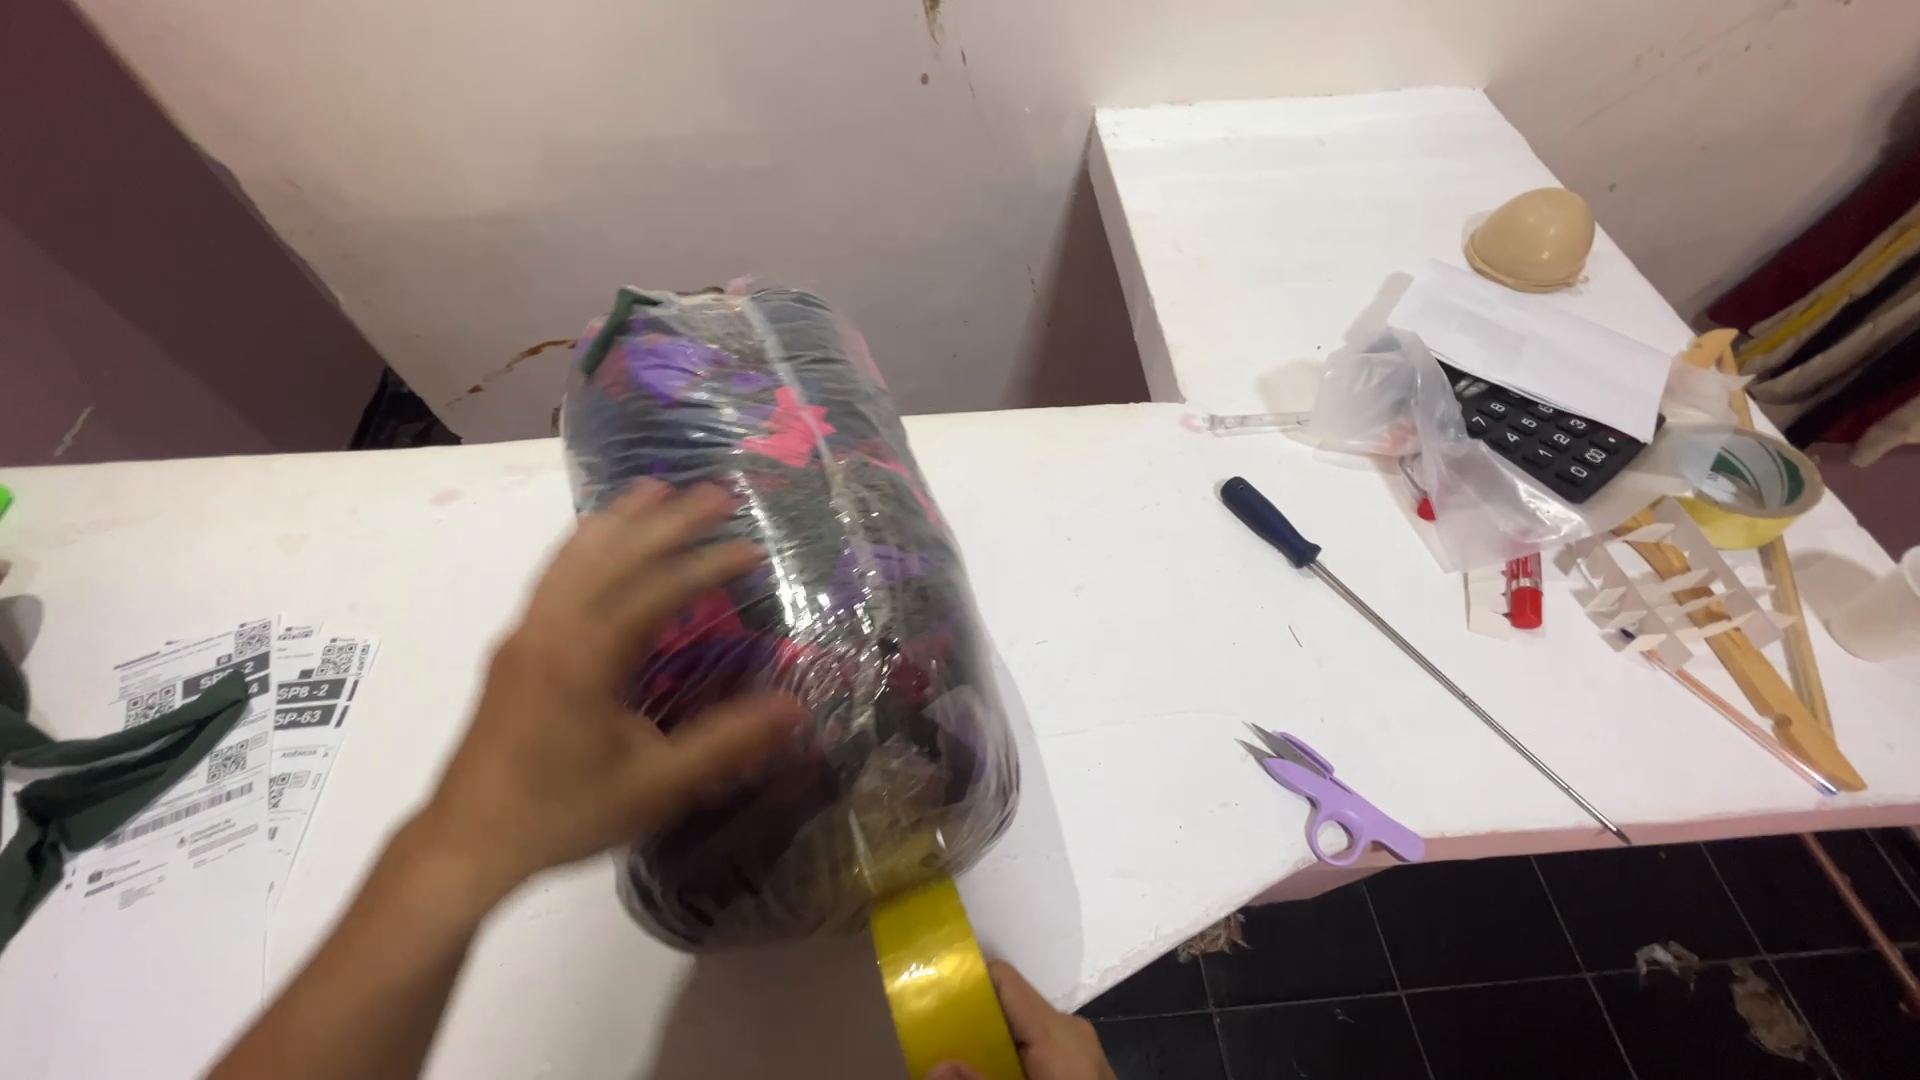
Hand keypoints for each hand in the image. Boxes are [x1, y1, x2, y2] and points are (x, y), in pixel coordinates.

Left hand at [413, 479, 806, 897]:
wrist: (464, 844)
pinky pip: (554, 575)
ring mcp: (524, 634)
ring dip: (621, 520)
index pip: (656, 591)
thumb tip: (796, 708)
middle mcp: (550, 631)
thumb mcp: (657, 787)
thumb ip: (728, 743)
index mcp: (585, 659)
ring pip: (575, 557)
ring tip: (656, 489)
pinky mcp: (514, 647)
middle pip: (614, 556)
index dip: (708, 566)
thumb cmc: (565, 813)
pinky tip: (599, 540)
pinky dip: (585, 544)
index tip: (752, 548)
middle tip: (718, 492)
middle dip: (669, 521)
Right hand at [929, 962, 1116, 1079]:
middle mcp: (1069, 1030)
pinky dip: (1016, 1061)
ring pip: (1025, 1031)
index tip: (935, 1001)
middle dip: (974, 1026)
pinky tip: (996, 1077)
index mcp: (1054, 1033)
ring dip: (993, 1048)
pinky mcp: (1085, 1068)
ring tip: (962, 1067)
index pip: (1004, 979)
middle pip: (1011, 1007)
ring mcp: (1081, 1049)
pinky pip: (1042, 1050)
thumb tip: (934, 1067)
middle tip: (940, 1047)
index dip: (969, 984)